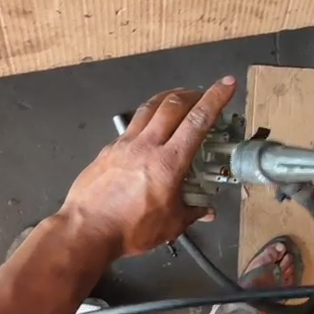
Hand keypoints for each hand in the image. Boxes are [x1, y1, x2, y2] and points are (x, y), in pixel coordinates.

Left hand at [58, 79, 235, 258]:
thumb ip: (192, 212)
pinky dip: (146, 118)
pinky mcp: (108, 149)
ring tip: (178, 98)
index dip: (215, 98)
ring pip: (149, 107)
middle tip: (203, 94)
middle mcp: (147, 145)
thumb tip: (205, 211)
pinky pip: (131, 125)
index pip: (197, 120)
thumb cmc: (129, 229)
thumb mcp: (171, 224)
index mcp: (169, 162)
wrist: (86, 229)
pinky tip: (149, 127)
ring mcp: (125, 144)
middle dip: (192, 93)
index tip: (227, 84)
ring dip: (167, 98)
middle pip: (172, 104)